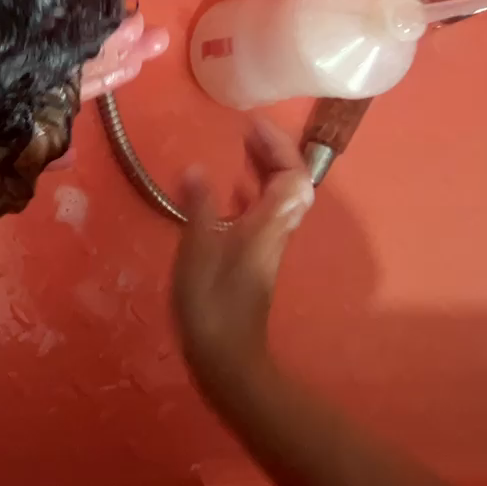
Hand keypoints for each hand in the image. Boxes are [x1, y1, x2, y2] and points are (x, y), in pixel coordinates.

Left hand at [0, 14, 170, 219]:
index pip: (31, 28)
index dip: (66, 11)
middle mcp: (1, 80)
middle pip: (63, 58)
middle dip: (107, 40)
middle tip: (147, 24)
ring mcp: (9, 119)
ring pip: (68, 94)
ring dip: (109, 72)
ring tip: (149, 49)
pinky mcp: (7, 155)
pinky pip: (49, 145)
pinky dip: (76, 134)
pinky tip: (109, 111)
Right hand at [172, 119, 315, 393]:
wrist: (228, 359)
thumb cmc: (210, 305)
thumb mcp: (197, 252)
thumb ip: (198, 209)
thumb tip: (196, 168)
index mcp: (265, 226)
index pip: (291, 176)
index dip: (277, 146)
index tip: (251, 125)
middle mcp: (274, 232)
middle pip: (291, 184)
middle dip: (275, 152)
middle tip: (247, 132)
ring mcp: (266, 246)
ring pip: (279, 199)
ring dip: (265, 170)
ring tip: (241, 149)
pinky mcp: (254, 258)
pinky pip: (263, 213)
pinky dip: (252, 192)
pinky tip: (231, 190)